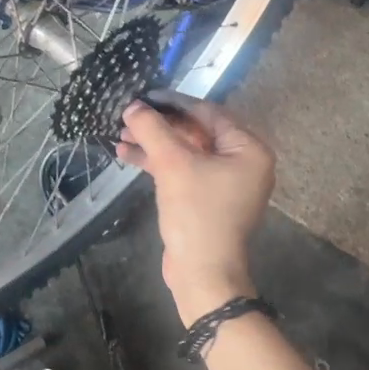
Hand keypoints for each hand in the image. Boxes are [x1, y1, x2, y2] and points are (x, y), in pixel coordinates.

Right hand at [116, 92, 274, 323]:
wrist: (202, 273)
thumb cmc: (196, 213)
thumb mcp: (173, 165)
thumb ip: (152, 130)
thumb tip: (132, 106)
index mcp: (248, 150)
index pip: (208, 113)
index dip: (173, 103)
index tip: (143, 96)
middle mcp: (242, 163)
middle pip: (195, 132)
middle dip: (159, 126)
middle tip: (127, 117)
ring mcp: (224, 183)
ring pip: (185, 152)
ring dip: (153, 143)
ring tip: (120, 136)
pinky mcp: (205, 200)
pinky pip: (182, 171)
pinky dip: (157, 163)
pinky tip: (127, 156)